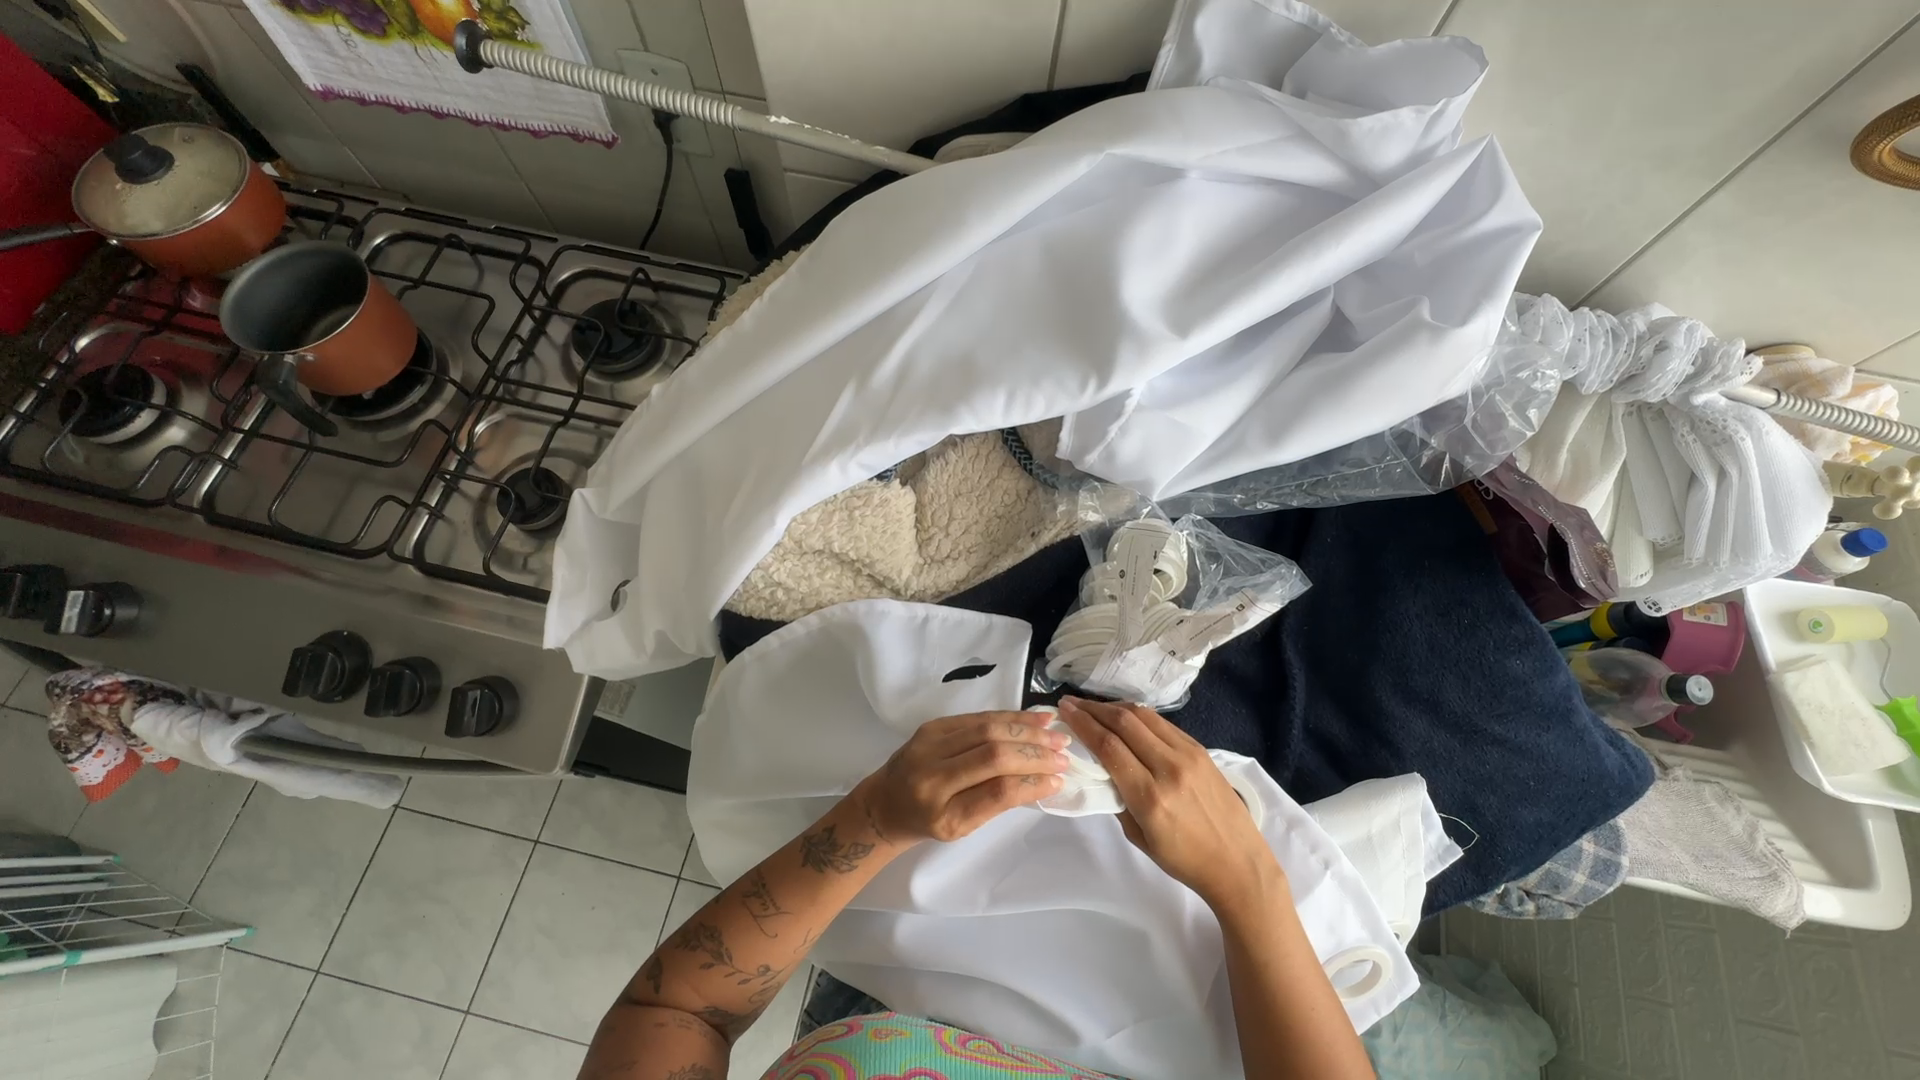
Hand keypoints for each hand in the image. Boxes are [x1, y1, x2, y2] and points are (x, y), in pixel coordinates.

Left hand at [852, 711, 1069, 845]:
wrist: (885, 803)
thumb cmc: (928, 822)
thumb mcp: (962, 827)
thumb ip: (998, 802)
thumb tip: (1046, 780)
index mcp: (941, 813)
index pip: (995, 792)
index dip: (1032, 782)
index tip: (1060, 779)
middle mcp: (931, 775)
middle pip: (992, 755)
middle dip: (1035, 752)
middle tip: (1065, 754)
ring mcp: (929, 744)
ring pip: (987, 729)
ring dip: (1027, 730)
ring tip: (1057, 734)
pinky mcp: (932, 725)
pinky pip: (977, 717)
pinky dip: (1009, 718)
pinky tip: (1033, 720)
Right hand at [1057, 697, 1284, 908]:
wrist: (1239, 863)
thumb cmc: (1184, 860)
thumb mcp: (1139, 838)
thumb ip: (1117, 800)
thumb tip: (1101, 770)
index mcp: (1150, 797)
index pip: (1108, 747)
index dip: (1082, 724)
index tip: (1064, 711)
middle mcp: (1169, 769)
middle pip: (1125, 722)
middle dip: (1093, 708)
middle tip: (1071, 703)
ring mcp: (1189, 756)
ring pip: (1145, 716)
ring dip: (1114, 707)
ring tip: (1094, 707)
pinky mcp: (1202, 750)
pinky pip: (1163, 724)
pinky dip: (1139, 715)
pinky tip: (1125, 718)